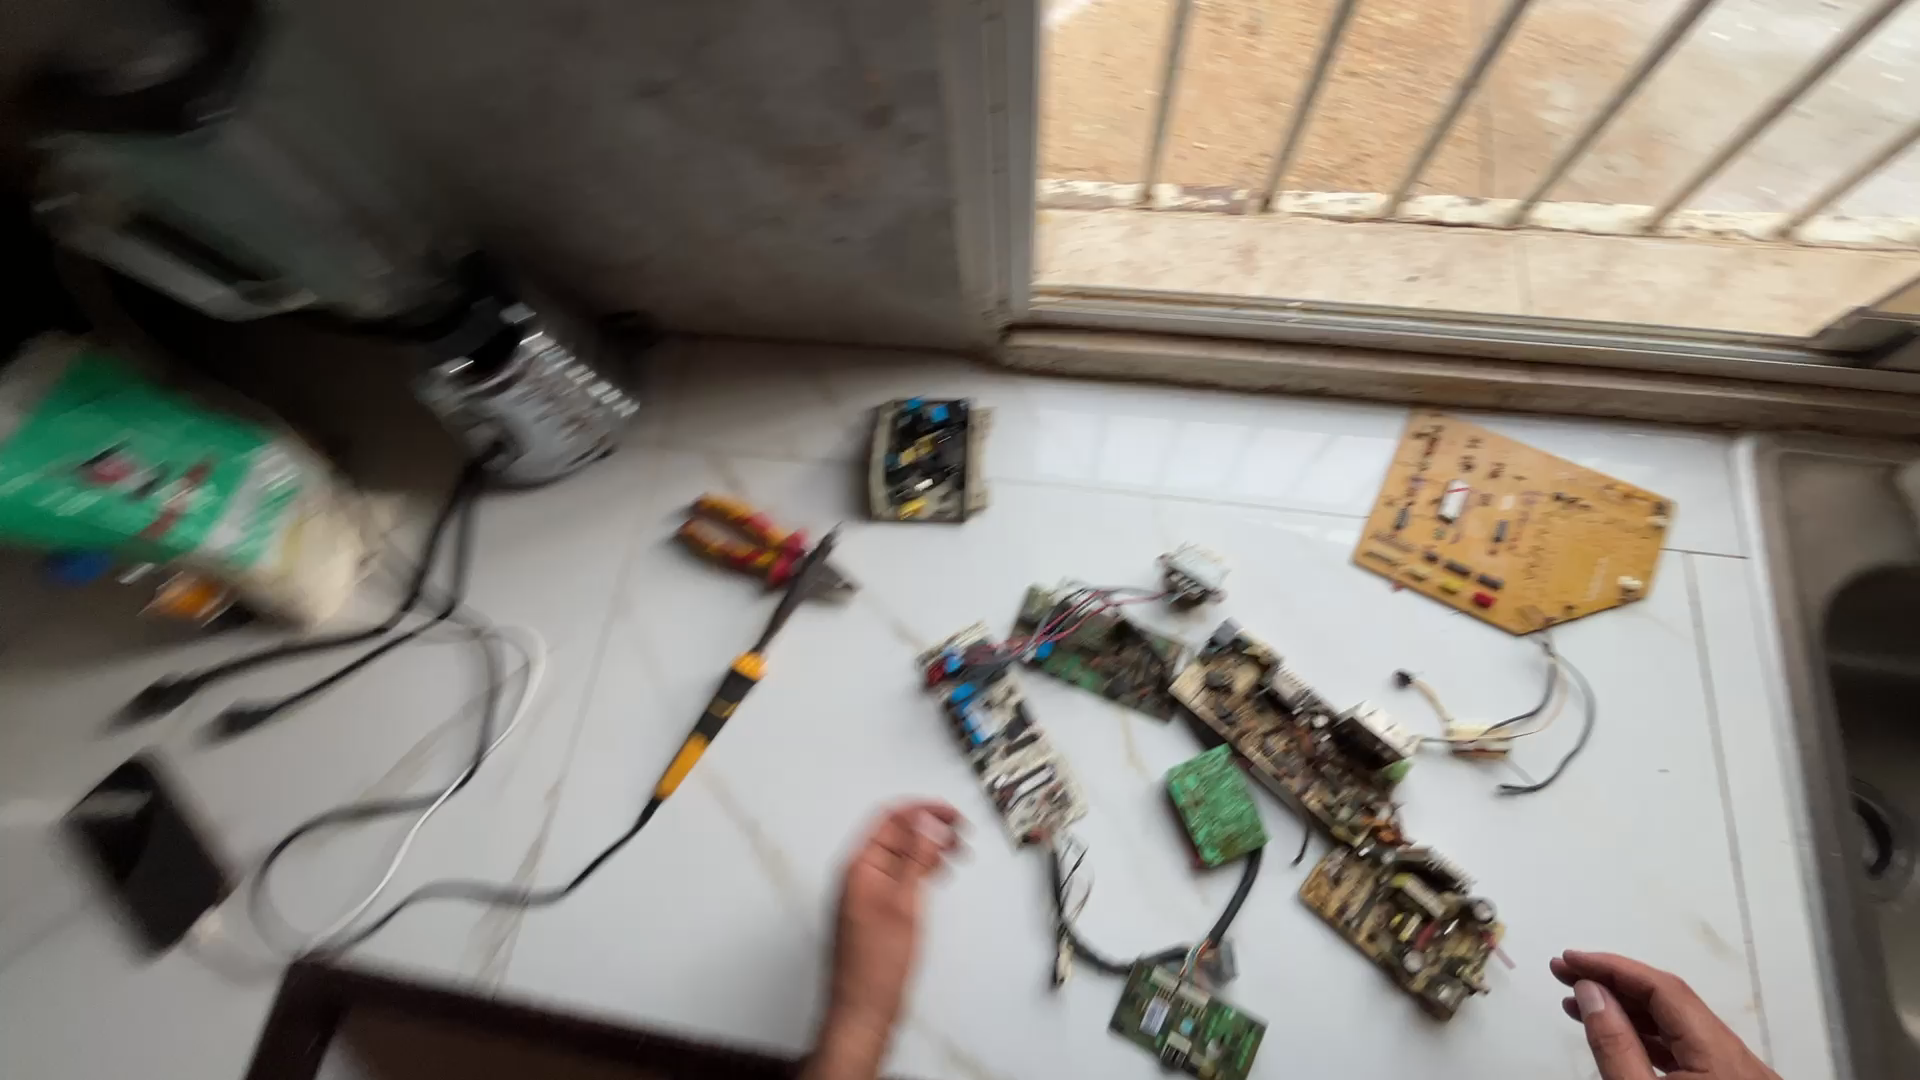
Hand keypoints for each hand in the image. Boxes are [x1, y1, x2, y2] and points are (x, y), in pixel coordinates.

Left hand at [804, 801, 966, 1079]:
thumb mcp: (903, 901)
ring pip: (902, 854)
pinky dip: (922, 868)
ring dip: (929, 847)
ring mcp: (868, 892)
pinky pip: (902, 874)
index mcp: (859, 865)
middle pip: (897, 833)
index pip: (890, 817)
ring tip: (956, 850)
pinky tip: (939, 872)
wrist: (863, 1012)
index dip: (921, 809)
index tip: (948, 812)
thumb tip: (923, 821)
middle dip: (930, 827)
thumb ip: (914, 857)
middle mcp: (860, 874)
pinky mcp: (878, 908)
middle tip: (959, 830)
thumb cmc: (874, 967)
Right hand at [1551, 950, 1779, 1079]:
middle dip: (1613, 981)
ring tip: (1576, 999)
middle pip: (1672, 1002)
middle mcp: (1745, 1064)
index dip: (1612, 966)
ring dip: (1625, 1007)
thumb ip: (1614, 1043)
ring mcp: (1744, 1077)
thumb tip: (1589, 990)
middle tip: (1563, 971)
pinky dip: (1646, 1032)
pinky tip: (1613, 1030)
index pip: (1664, 989)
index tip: (1568, 959)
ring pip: (1678, 1025)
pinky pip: (1687, 1048)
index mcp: (1727, 1061)